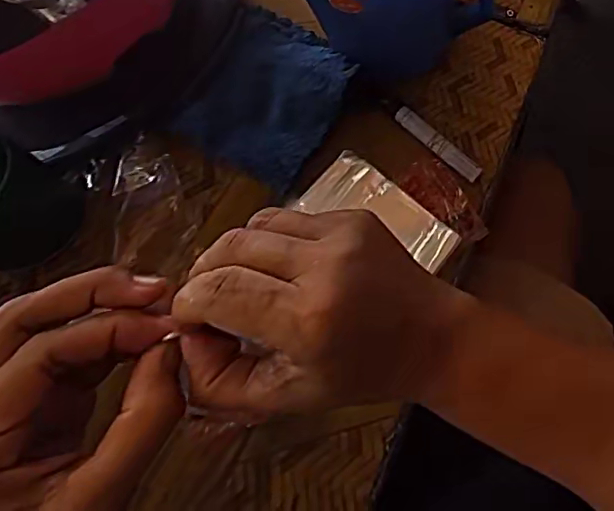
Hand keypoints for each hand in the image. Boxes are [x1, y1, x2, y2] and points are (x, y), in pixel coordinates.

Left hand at [0, 268, 183, 510]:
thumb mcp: (95, 505)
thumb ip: (142, 423)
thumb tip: (174, 348)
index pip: (39, 351)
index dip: (112, 327)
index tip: (167, 329)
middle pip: (17, 322)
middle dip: (92, 293)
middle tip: (153, 288)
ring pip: (28, 332)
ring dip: (93, 309)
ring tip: (150, 305)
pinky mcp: (12, 424)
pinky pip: (52, 359)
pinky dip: (99, 340)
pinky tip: (137, 340)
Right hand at [172, 208, 469, 420]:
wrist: (428, 332)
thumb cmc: (361, 372)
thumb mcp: (283, 398)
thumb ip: (218, 379)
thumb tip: (185, 336)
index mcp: (309, 317)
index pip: (218, 290)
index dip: (188, 304)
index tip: (187, 319)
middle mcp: (326, 264)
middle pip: (232, 245)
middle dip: (204, 272)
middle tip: (205, 298)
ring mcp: (343, 231)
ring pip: (258, 221)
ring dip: (236, 250)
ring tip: (241, 280)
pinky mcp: (353, 215)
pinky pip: (291, 217)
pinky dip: (272, 240)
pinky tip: (282, 267)